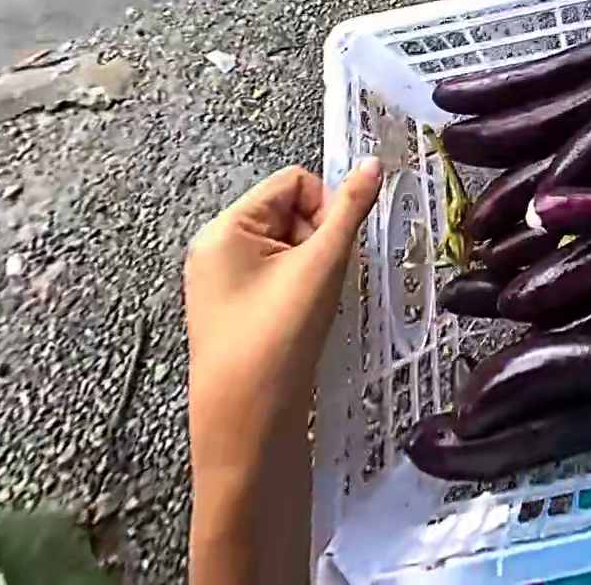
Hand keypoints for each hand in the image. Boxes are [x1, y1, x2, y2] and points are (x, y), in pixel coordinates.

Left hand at [185, 159, 381, 584]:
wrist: (247, 430)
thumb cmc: (281, 337)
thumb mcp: (323, 264)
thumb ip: (351, 207)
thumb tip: (373, 160)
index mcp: (226, 228)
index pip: (294, 181)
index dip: (325, 205)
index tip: (334, 247)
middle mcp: (217, 245)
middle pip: (291, 208)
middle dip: (320, 235)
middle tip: (326, 276)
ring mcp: (222, 277)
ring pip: (291, 240)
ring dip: (316, 259)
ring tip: (317, 297)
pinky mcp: (233, 303)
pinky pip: (280, 267)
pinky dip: (304, 279)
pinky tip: (308, 309)